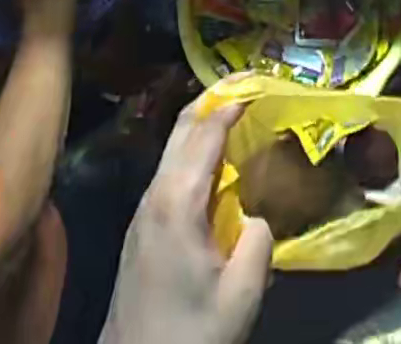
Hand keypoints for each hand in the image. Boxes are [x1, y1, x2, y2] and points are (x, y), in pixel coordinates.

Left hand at [101, 93, 272, 343]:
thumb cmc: (189, 334)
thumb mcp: (240, 296)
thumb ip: (257, 243)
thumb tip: (254, 217)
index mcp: (178, 200)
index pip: (205, 133)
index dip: (231, 104)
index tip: (258, 84)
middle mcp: (156, 191)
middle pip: (182, 126)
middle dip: (213, 97)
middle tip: (245, 81)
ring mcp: (144, 205)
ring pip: (173, 144)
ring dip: (202, 120)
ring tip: (234, 111)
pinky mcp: (142, 222)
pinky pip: (170, 166)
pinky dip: (194, 146)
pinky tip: (215, 159)